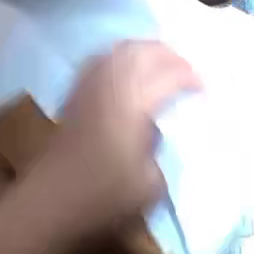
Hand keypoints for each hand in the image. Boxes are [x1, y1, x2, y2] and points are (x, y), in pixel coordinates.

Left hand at [9, 41, 200, 250]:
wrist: (49, 204)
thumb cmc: (103, 200)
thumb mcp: (150, 183)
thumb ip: (158, 146)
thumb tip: (155, 127)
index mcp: (133, 104)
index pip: (168, 76)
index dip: (190, 77)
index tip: (204, 87)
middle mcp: (110, 84)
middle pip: (142, 51)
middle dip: (168, 54)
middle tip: (186, 69)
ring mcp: (88, 85)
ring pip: (119, 49)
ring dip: (144, 51)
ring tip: (161, 64)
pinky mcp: (74, 93)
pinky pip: (100, 60)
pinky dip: (120, 57)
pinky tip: (128, 71)